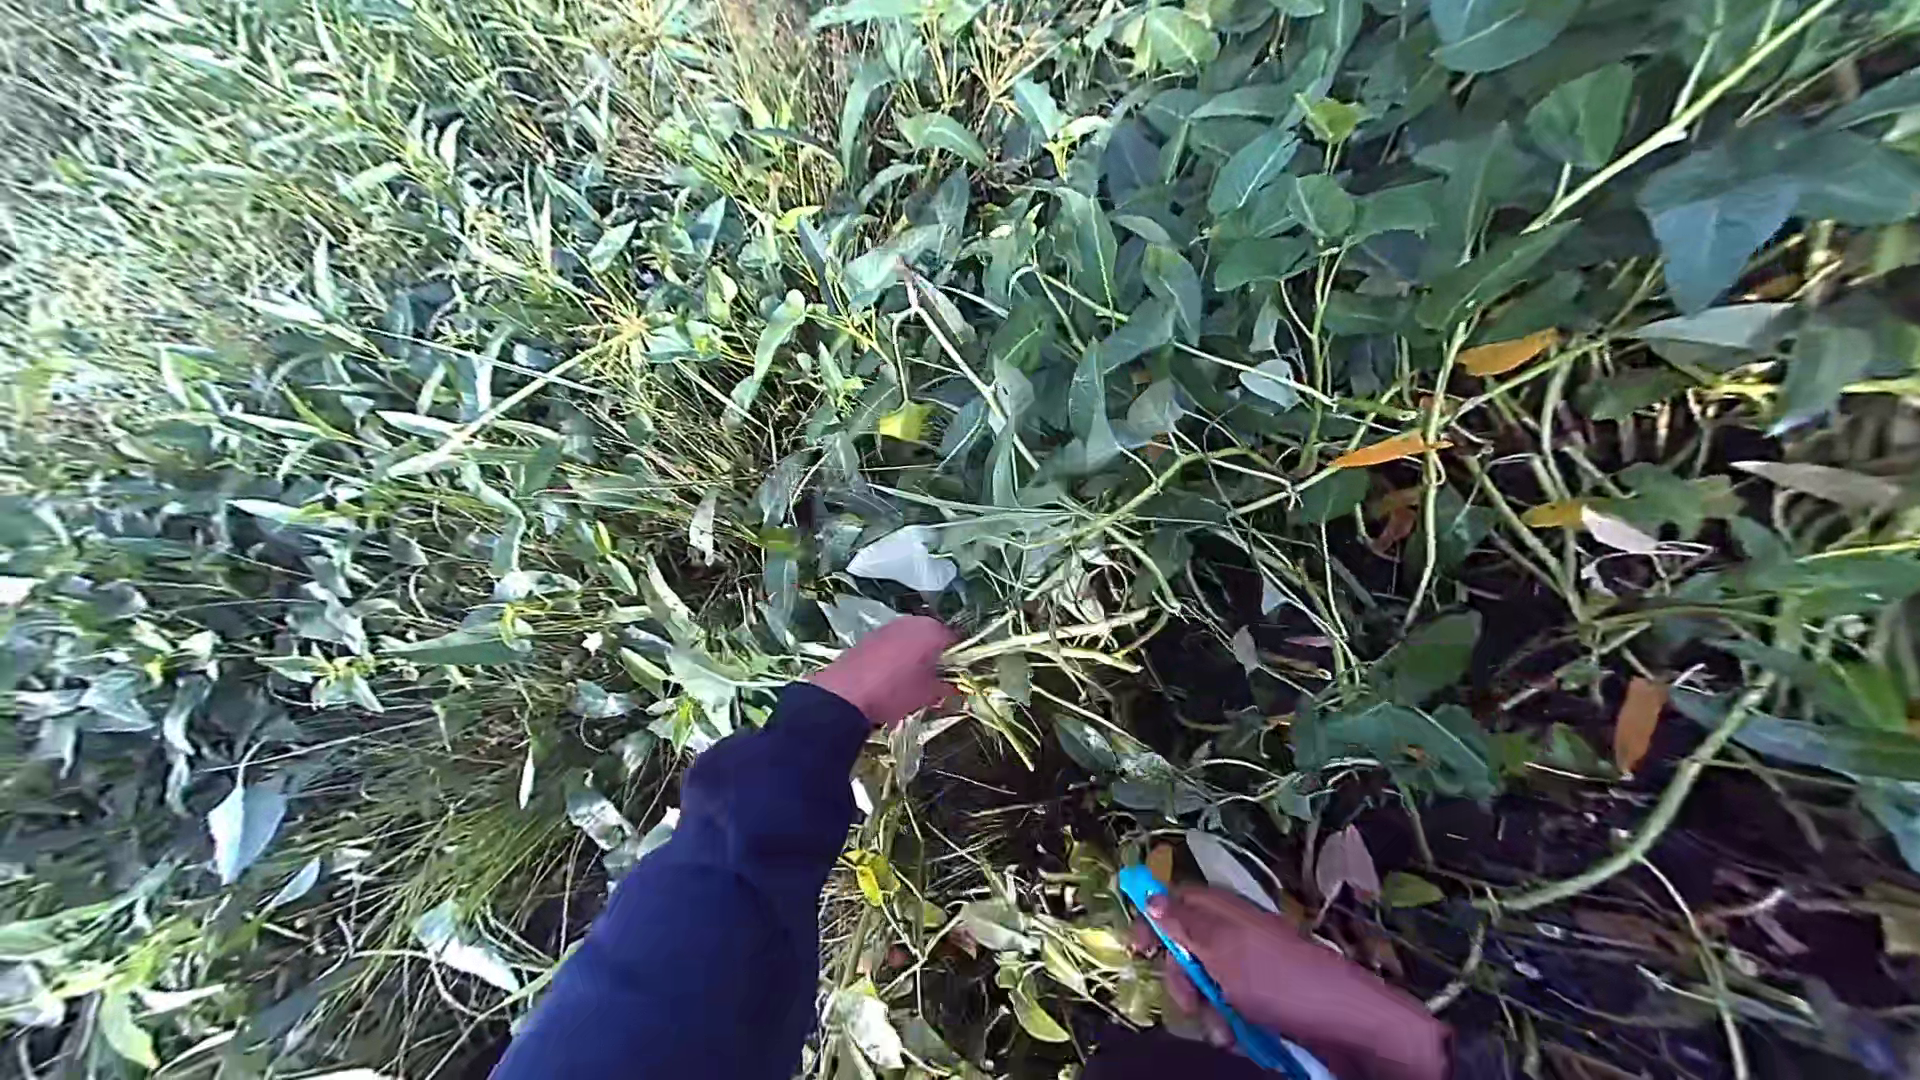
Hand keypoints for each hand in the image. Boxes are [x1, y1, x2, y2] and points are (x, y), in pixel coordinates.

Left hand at [807, 616, 954, 727]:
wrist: (844, 694)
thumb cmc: (895, 691)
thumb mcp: (928, 695)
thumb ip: (946, 688)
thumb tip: (954, 688)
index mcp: (933, 631)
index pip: (956, 640)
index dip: (959, 660)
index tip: (957, 677)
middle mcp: (912, 621)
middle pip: (932, 636)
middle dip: (936, 655)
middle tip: (936, 679)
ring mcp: (888, 626)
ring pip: (911, 639)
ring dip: (915, 655)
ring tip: (912, 681)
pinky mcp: (869, 636)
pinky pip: (892, 644)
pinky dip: (896, 656)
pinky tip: (890, 677)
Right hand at [1136, 886, 1448, 1079]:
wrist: (1350, 1026)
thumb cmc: (1279, 980)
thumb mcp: (1222, 949)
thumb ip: (1182, 923)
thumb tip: (1150, 896)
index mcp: (1219, 909)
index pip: (1172, 901)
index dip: (1151, 921)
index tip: (1135, 950)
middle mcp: (1230, 931)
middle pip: (1184, 947)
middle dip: (1182, 979)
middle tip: (1191, 1005)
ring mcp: (1248, 964)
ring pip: (1205, 982)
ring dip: (1208, 1010)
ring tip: (1226, 1032)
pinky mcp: (1264, 996)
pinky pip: (1230, 1006)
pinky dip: (1231, 1024)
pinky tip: (1243, 1039)